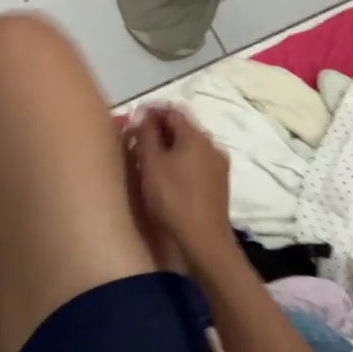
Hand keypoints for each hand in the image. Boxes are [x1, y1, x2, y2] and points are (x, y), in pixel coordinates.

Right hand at [127, 105, 234, 267]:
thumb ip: (146, 134)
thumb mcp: (151, 163)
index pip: (172, 111)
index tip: (133, 119)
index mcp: (195, 136)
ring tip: (150, 159)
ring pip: (190, 145)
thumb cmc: (173, 198)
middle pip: (182, 127)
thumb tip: (143, 115)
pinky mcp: (219, 182)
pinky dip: (181, 160)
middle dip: (159, 129)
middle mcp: (211, 144)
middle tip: (137, 140)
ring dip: (170, 146)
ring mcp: (218, 164)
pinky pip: (197, 161)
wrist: (204, 239)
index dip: (151, 111)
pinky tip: (169, 175)